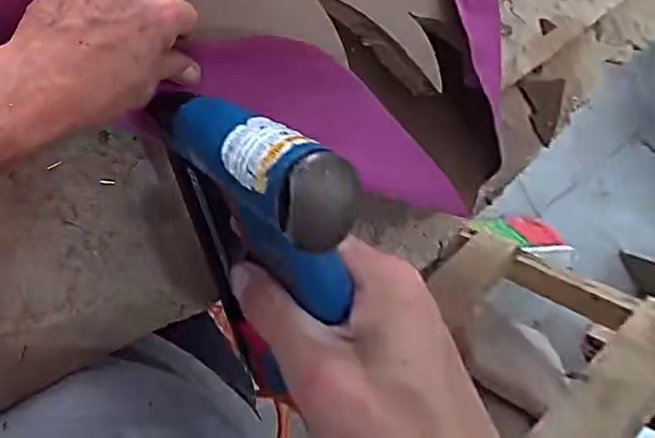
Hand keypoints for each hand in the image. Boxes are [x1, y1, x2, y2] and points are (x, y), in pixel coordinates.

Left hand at [2, 0, 199, 129]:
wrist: (37, 83)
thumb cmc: (95, 92)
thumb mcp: (142, 86)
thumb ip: (168, 67)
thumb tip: (189, 69)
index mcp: (164, 13)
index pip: (187, 12)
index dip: (179, 28)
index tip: (168, 39)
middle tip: (150, 1)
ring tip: (112, 3)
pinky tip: (78, 10)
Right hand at [234, 237, 494, 437]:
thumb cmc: (388, 427)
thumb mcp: (318, 372)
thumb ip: (274, 314)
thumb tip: (240, 268)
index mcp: (384, 271)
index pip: (314, 235)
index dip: (275, 250)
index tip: (244, 269)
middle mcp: (401, 280)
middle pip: (324, 271)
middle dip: (294, 303)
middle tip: (275, 342)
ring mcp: (412, 314)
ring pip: (339, 304)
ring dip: (312, 331)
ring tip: (304, 372)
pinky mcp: (414, 346)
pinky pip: (360, 328)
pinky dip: (337, 348)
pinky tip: (332, 385)